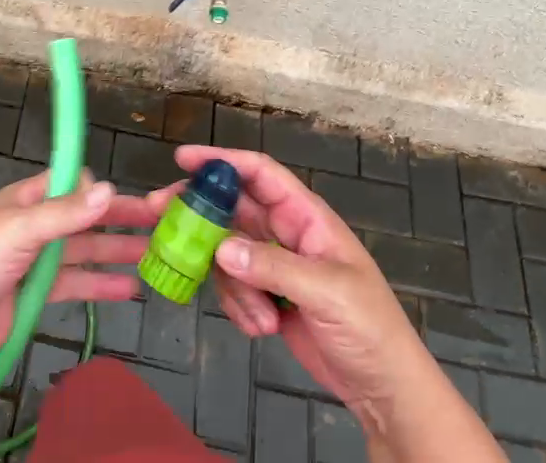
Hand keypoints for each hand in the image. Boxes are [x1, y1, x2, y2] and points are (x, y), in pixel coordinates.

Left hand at [0, 171, 157, 372]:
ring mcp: (35, 259)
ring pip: (84, 251)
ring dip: (116, 252)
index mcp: (24, 199)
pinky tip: (128, 289)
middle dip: (119, 219)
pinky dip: (100, 284)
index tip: (136, 196)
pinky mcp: (36, 292)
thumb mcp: (19, 229)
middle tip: (162, 222)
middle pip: (83, 217)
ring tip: (155, 255)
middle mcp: (32, 224)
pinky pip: (76, 282)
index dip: (100, 188)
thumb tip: (109, 189)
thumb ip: (65, 213)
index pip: (70, 183)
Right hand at [147, 146, 430, 428]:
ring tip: (260, 317)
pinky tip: (262, 328)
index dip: (222, 161)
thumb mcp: (328, 292)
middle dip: (200, 218)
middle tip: (162, 218)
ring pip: (226, 254)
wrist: (383, 387)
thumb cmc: (370, 328)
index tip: (182, 158)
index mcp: (307, 217)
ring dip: (231, 286)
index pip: (259, 174)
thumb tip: (222, 248)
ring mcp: (274, 265)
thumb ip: (274, 266)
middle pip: (231, 210)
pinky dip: (238, 307)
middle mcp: (286, 233)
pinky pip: (232, 287)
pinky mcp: (266, 295)